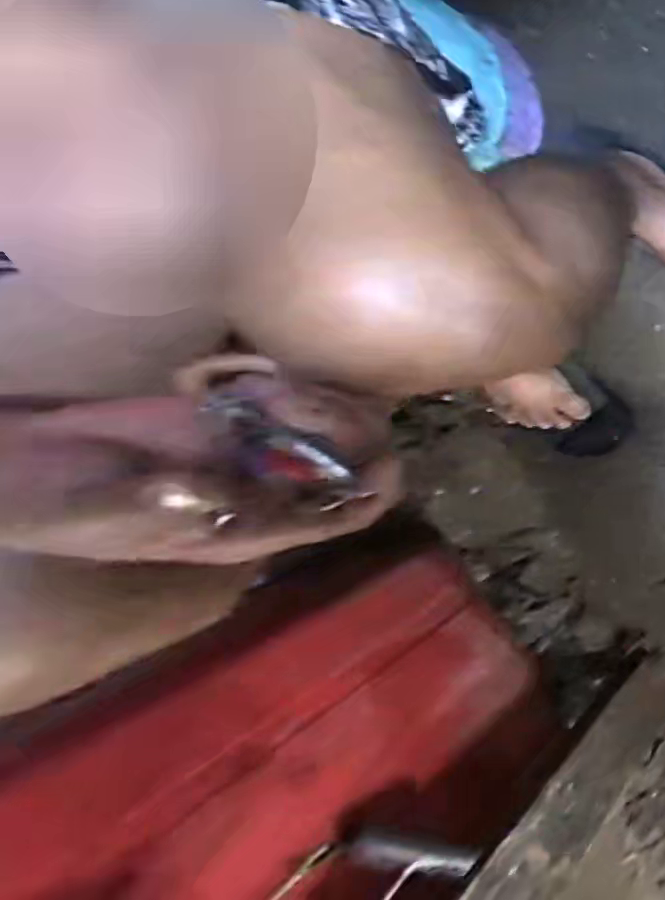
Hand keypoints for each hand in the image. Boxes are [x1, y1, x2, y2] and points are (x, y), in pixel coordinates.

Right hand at [1, 355, 402, 563]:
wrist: (11, 461)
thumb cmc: (51, 501)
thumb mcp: (93, 512)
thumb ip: (152, 507)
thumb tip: (209, 494)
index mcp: (262, 524)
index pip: (353, 512)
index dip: (380, 488)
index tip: (385, 458)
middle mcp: (280, 486)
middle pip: (360, 458)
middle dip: (349, 429)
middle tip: (298, 405)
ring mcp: (267, 447)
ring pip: (342, 424)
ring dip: (322, 403)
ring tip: (270, 392)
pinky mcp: (245, 415)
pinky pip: (300, 398)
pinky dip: (291, 385)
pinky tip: (253, 383)